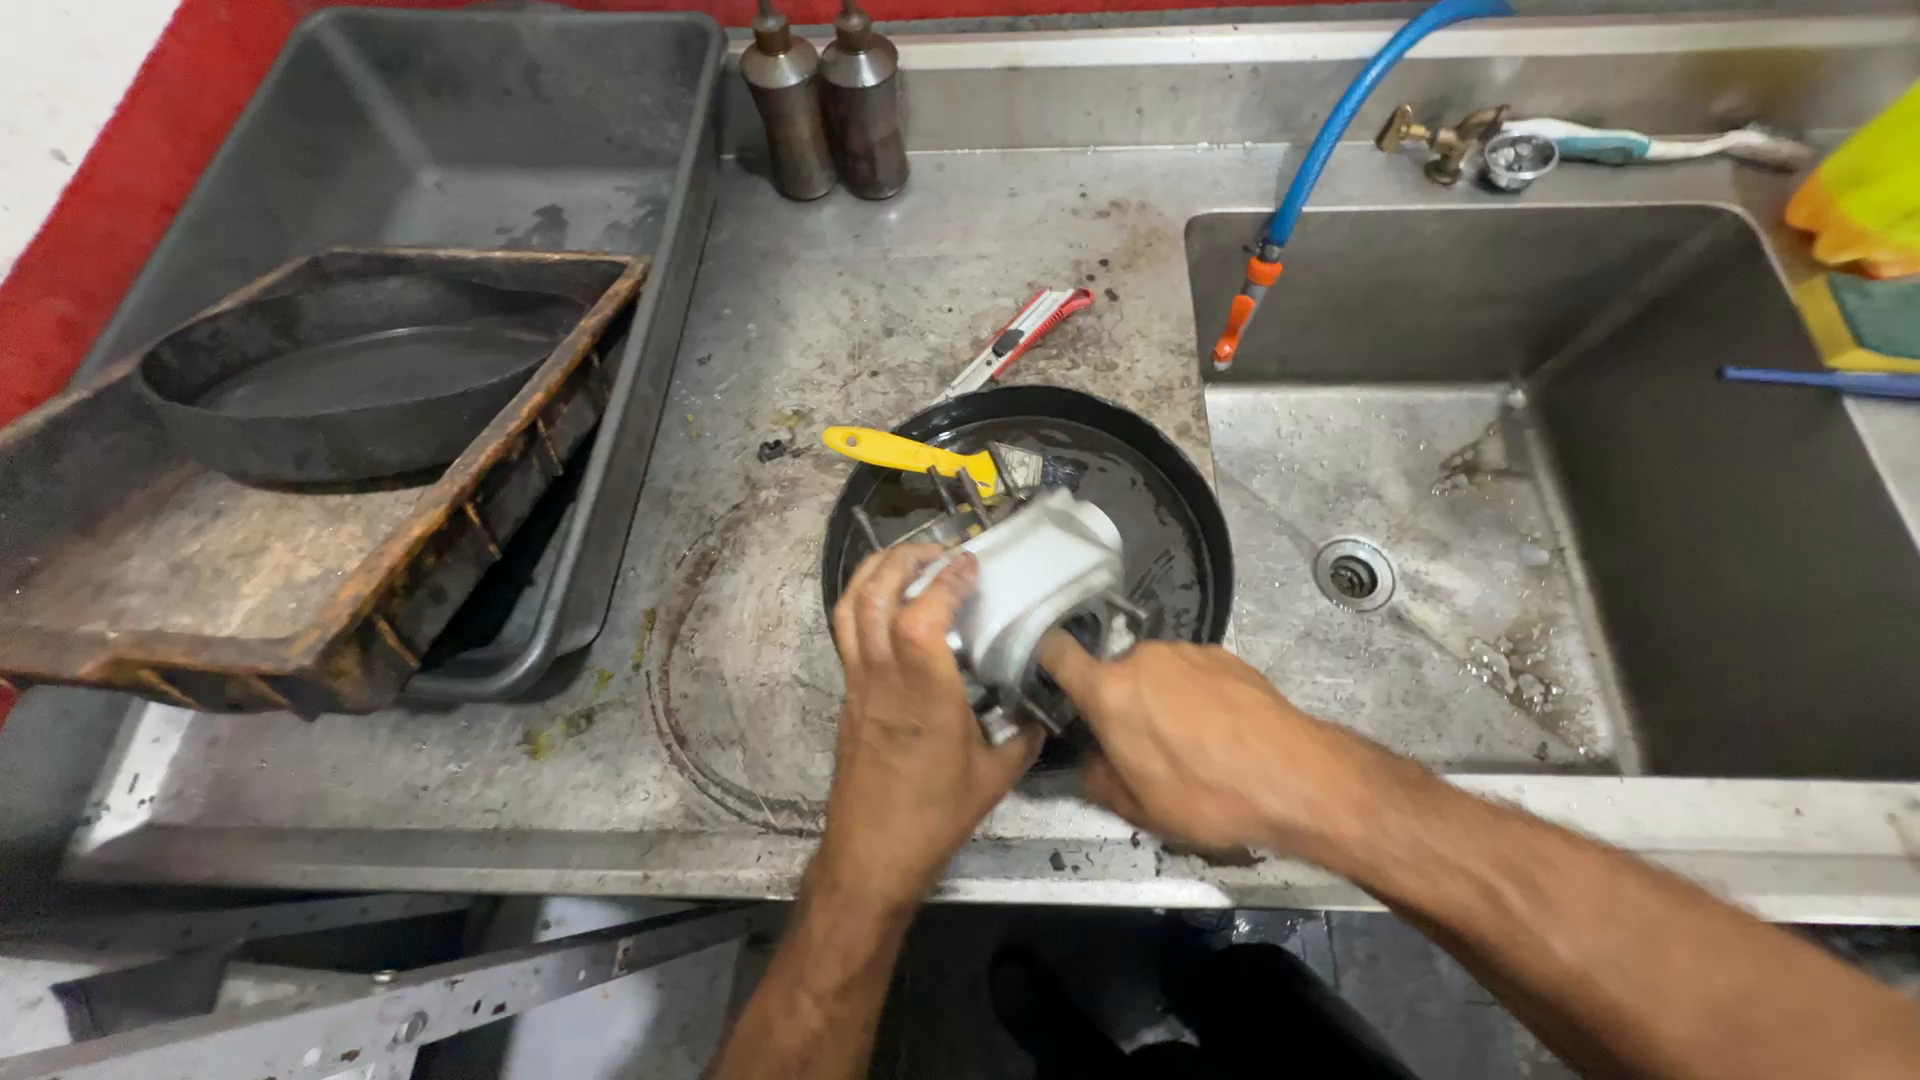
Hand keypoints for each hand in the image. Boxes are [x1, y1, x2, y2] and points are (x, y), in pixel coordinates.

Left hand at [820, 545, 1041, 908]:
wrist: (869, 853)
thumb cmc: (933, 818)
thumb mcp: (993, 779)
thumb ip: (1021, 739)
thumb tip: (1040, 714)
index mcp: (926, 697)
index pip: (920, 619)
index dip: (944, 581)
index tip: (970, 563)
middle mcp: (885, 679)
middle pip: (874, 598)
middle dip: (904, 560)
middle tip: (940, 552)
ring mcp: (859, 684)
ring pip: (850, 609)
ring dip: (876, 571)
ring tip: (909, 560)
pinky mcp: (847, 694)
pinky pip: (847, 632)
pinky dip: (863, 600)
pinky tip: (888, 602)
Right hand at [1039, 636, 1434, 865]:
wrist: (1295, 776)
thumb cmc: (1206, 795)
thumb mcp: (1137, 808)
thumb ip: (1098, 779)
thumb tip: (1093, 761)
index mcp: (1109, 691)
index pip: (1058, 654)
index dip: (1047, 661)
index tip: (1050, 678)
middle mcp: (1142, 658)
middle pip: (1114, 673)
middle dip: (1120, 702)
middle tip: (1142, 743)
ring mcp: (1187, 651)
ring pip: (1155, 673)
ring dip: (1160, 698)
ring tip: (1192, 741)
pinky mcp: (1225, 654)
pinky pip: (1192, 671)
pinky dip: (1196, 693)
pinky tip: (1222, 729)